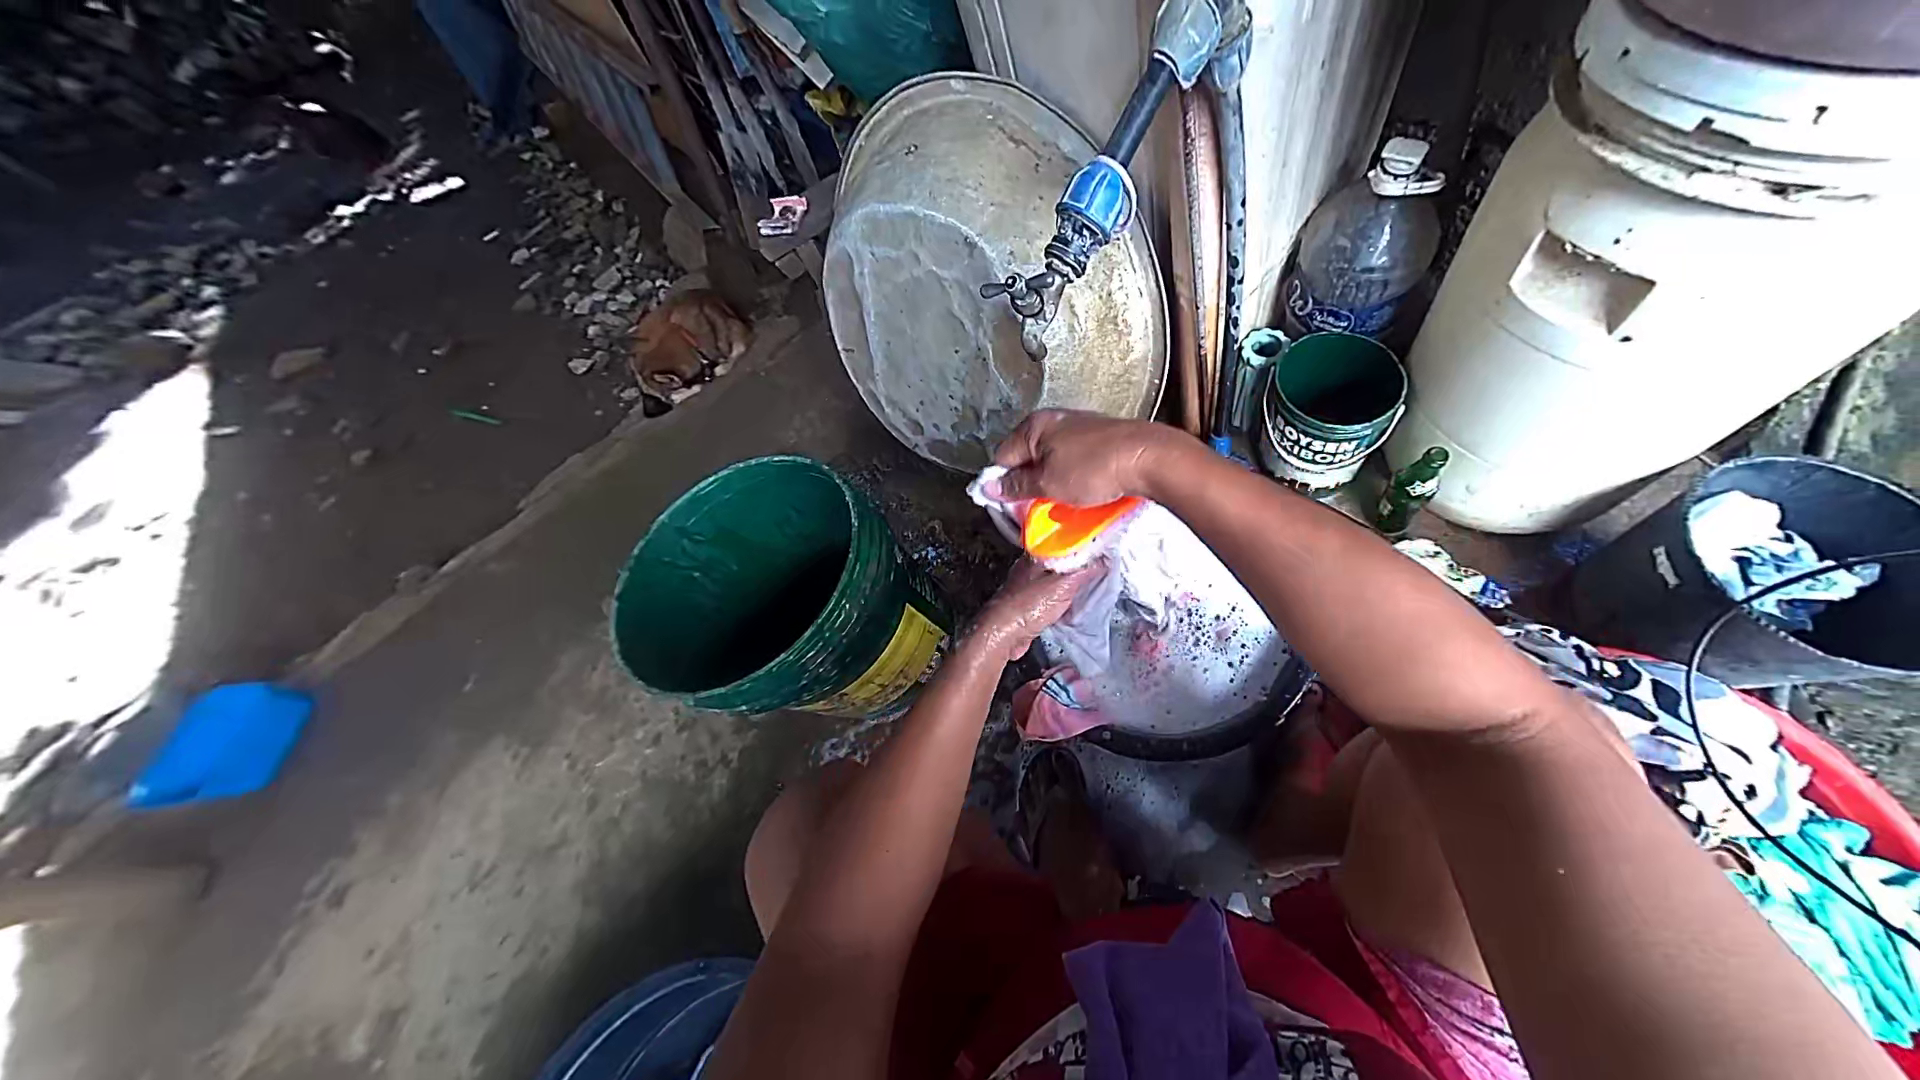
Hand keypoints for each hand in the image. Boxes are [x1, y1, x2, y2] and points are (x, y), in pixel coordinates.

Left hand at [964, 559, 1099, 665]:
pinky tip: (1070, 607)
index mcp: (1036, 556)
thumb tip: (1103, 559)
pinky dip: (1062, 601)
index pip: (1064, 543)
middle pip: (1061, 562)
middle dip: (1079, 567)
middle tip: (1099, 573)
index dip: (1083, 546)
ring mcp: (1026, 587)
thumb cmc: (1029, 606)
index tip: (1102, 552)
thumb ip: (1084, 570)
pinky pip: (1050, 598)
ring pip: (1055, 580)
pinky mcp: (1027, 606)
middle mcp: (1029, 568)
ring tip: (1088, 590)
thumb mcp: (1065, 584)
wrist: (1004, 634)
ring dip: (1071, 586)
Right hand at [992, 410, 1187, 504]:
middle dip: (1028, 484)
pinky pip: (1074, 462)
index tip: (1009, 504)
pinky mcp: (1099, 440)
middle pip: (1027, 458)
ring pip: (1051, 462)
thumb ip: (1015, 485)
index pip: (1002, 457)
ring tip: (1060, 503)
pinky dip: (1073, 478)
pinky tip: (1082, 493)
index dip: (1002, 483)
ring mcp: (1079, 429)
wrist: (1149, 458)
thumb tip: (990, 487)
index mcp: (1034, 426)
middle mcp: (1054, 421)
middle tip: (1035, 507)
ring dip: (1052, 483)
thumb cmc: (1095, 468)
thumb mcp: (1048, 483)